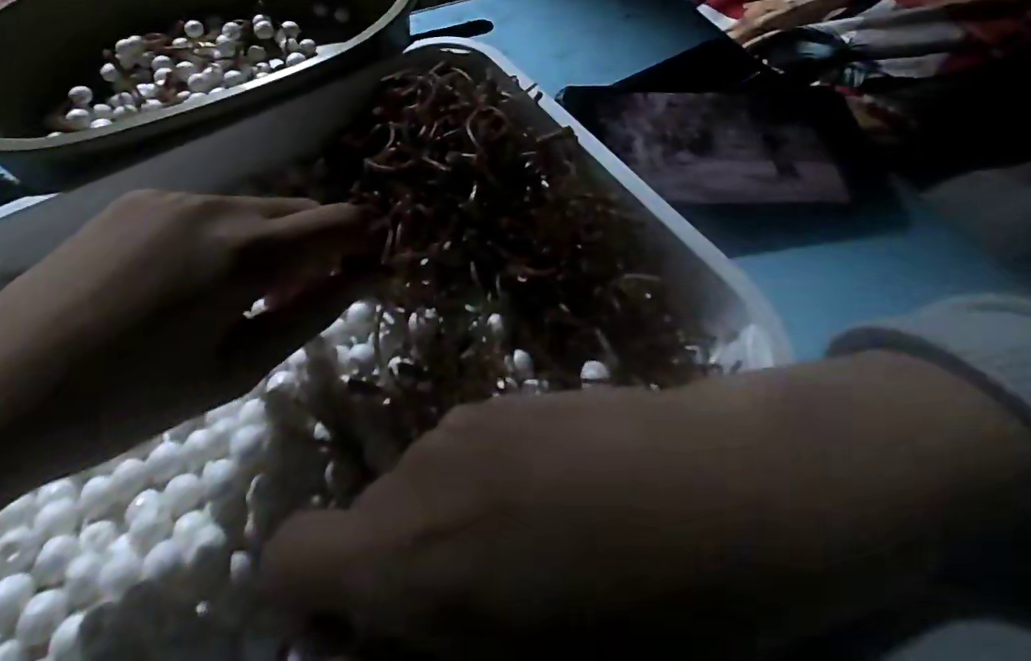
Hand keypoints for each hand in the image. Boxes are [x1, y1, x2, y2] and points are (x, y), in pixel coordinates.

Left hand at [0, 190, 371, 492]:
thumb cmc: (126, 402)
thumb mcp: (234, 370)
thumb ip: (308, 315)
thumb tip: (363, 277)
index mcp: (245, 250)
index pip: (338, 222)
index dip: (366, 242)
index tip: (371, 270)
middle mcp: (214, 204)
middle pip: (297, 210)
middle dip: (319, 245)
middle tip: (305, 299)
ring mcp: (169, 197)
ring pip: (251, 209)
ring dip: (271, 242)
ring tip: (243, 299)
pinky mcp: (133, 201)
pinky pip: (205, 210)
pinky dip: (225, 237)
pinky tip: (189, 283)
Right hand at [262, 352, 1030, 656]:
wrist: (738, 485)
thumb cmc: (649, 612)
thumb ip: (434, 649)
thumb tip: (385, 638)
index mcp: (413, 550)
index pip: (292, 554)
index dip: (311, 601)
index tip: (370, 637)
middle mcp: (423, 468)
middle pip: (361, 522)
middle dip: (392, 572)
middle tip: (474, 614)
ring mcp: (469, 420)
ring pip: (415, 485)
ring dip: (444, 528)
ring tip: (533, 555)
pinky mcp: (512, 396)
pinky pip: (462, 454)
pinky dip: (480, 489)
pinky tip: (560, 507)